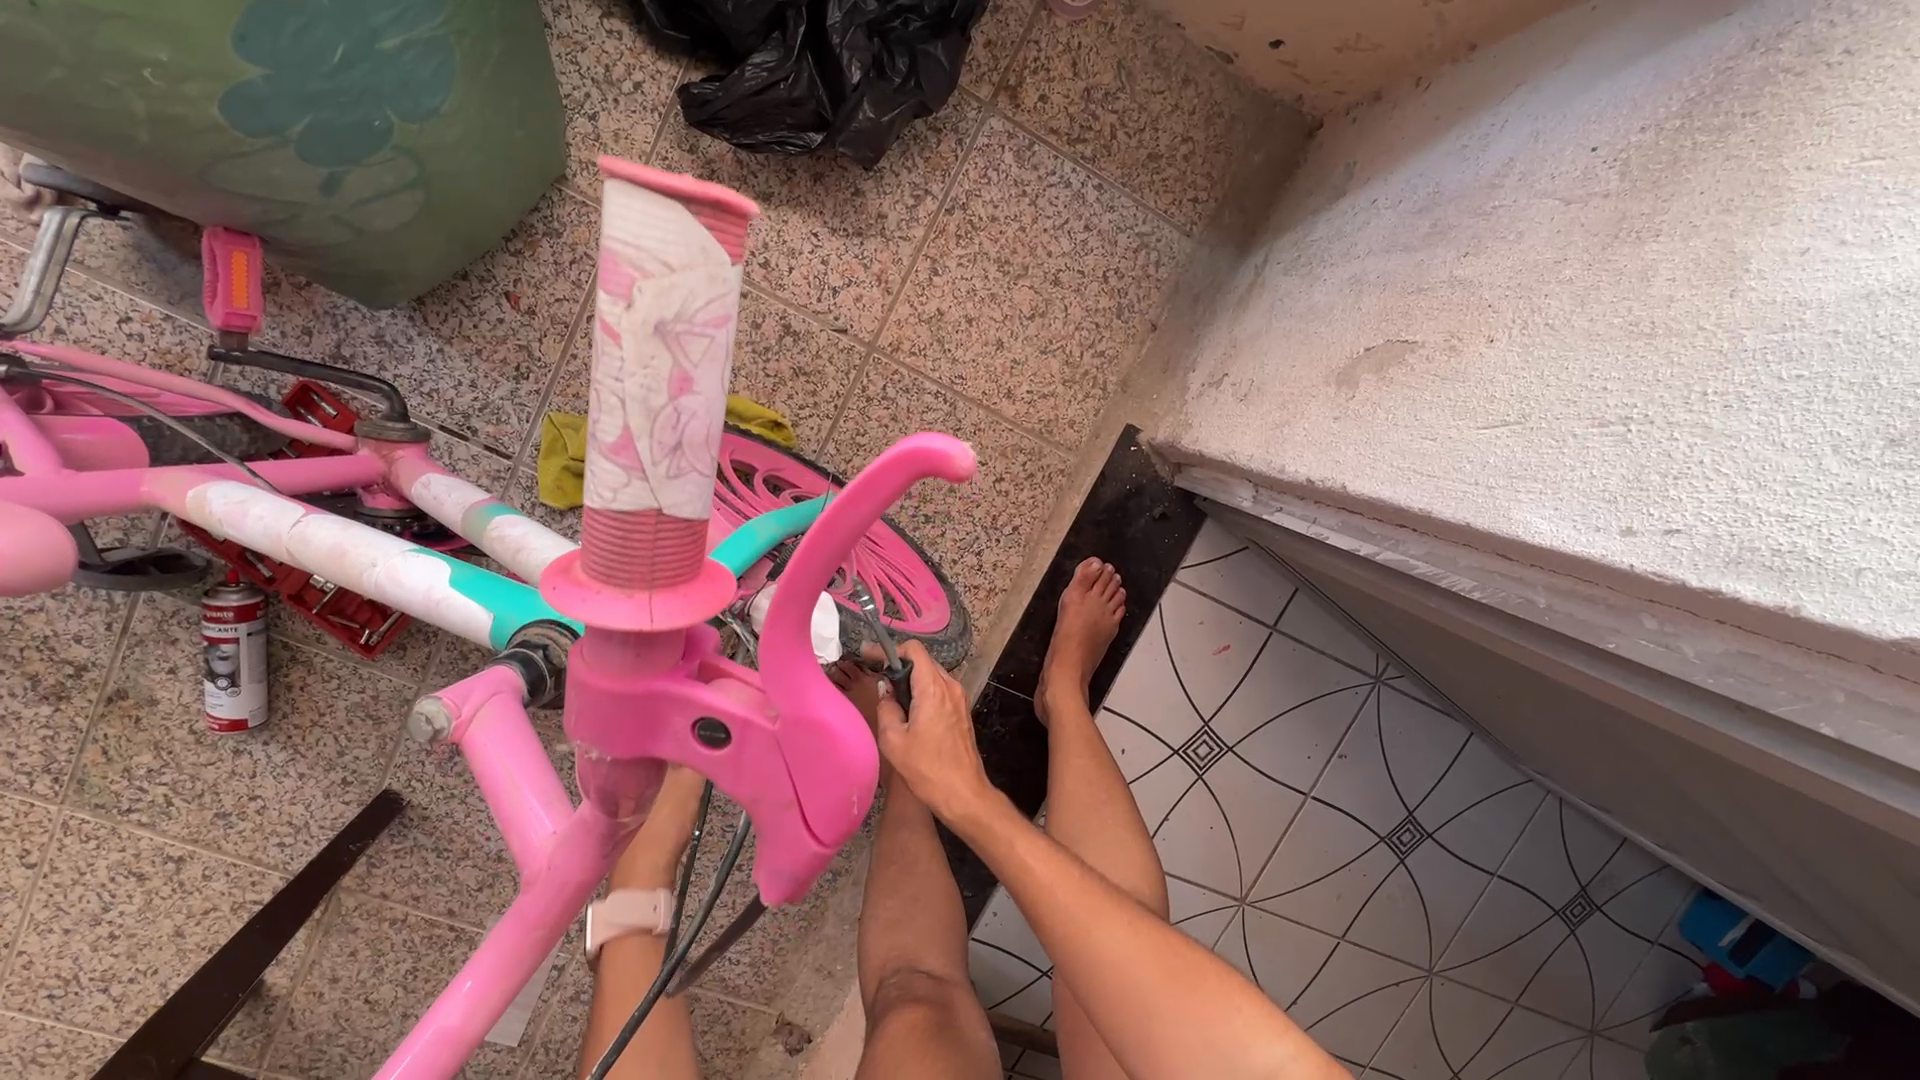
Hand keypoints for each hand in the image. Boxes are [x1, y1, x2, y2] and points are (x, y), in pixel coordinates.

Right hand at [872, 640, 996, 820]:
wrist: (963, 792)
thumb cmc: (927, 769)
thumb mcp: (894, 740)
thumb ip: (886, 707)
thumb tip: (885, 690)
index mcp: (933, 689)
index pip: (914, 649)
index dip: (890, 650)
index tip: (871, 658)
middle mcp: (950, 687)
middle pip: (923, 661)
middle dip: (899, 665)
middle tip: (878, 679)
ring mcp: (959, 699)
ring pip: (932, 675)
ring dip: (912, 680)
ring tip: (892, 698)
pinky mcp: (962, 711)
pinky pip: (940, 690)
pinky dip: (923, 691)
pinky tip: (910, 711)